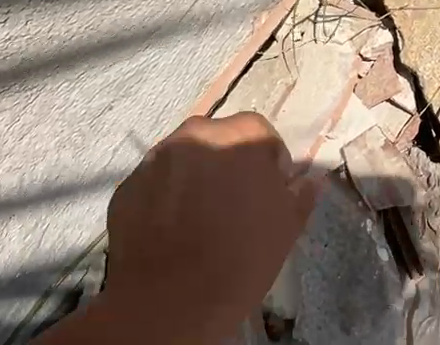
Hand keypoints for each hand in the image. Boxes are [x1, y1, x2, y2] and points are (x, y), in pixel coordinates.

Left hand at [51, 113, 316, 344]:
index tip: (266, 196)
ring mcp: (156, 158)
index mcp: (242, 134)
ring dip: (194, 179)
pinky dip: (163, 199)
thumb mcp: (286, 228)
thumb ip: (300, 194)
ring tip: (198, 221)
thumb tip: (312, 179)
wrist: (168, 306)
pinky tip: (171, 232)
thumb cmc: (240, 260)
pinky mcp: (127, 187)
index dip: (268, 165)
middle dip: (227, 166)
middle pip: (219, 139)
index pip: (261, 134)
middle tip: (232, 206)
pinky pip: (154, 185)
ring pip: (184, 159)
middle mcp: (197, 133)